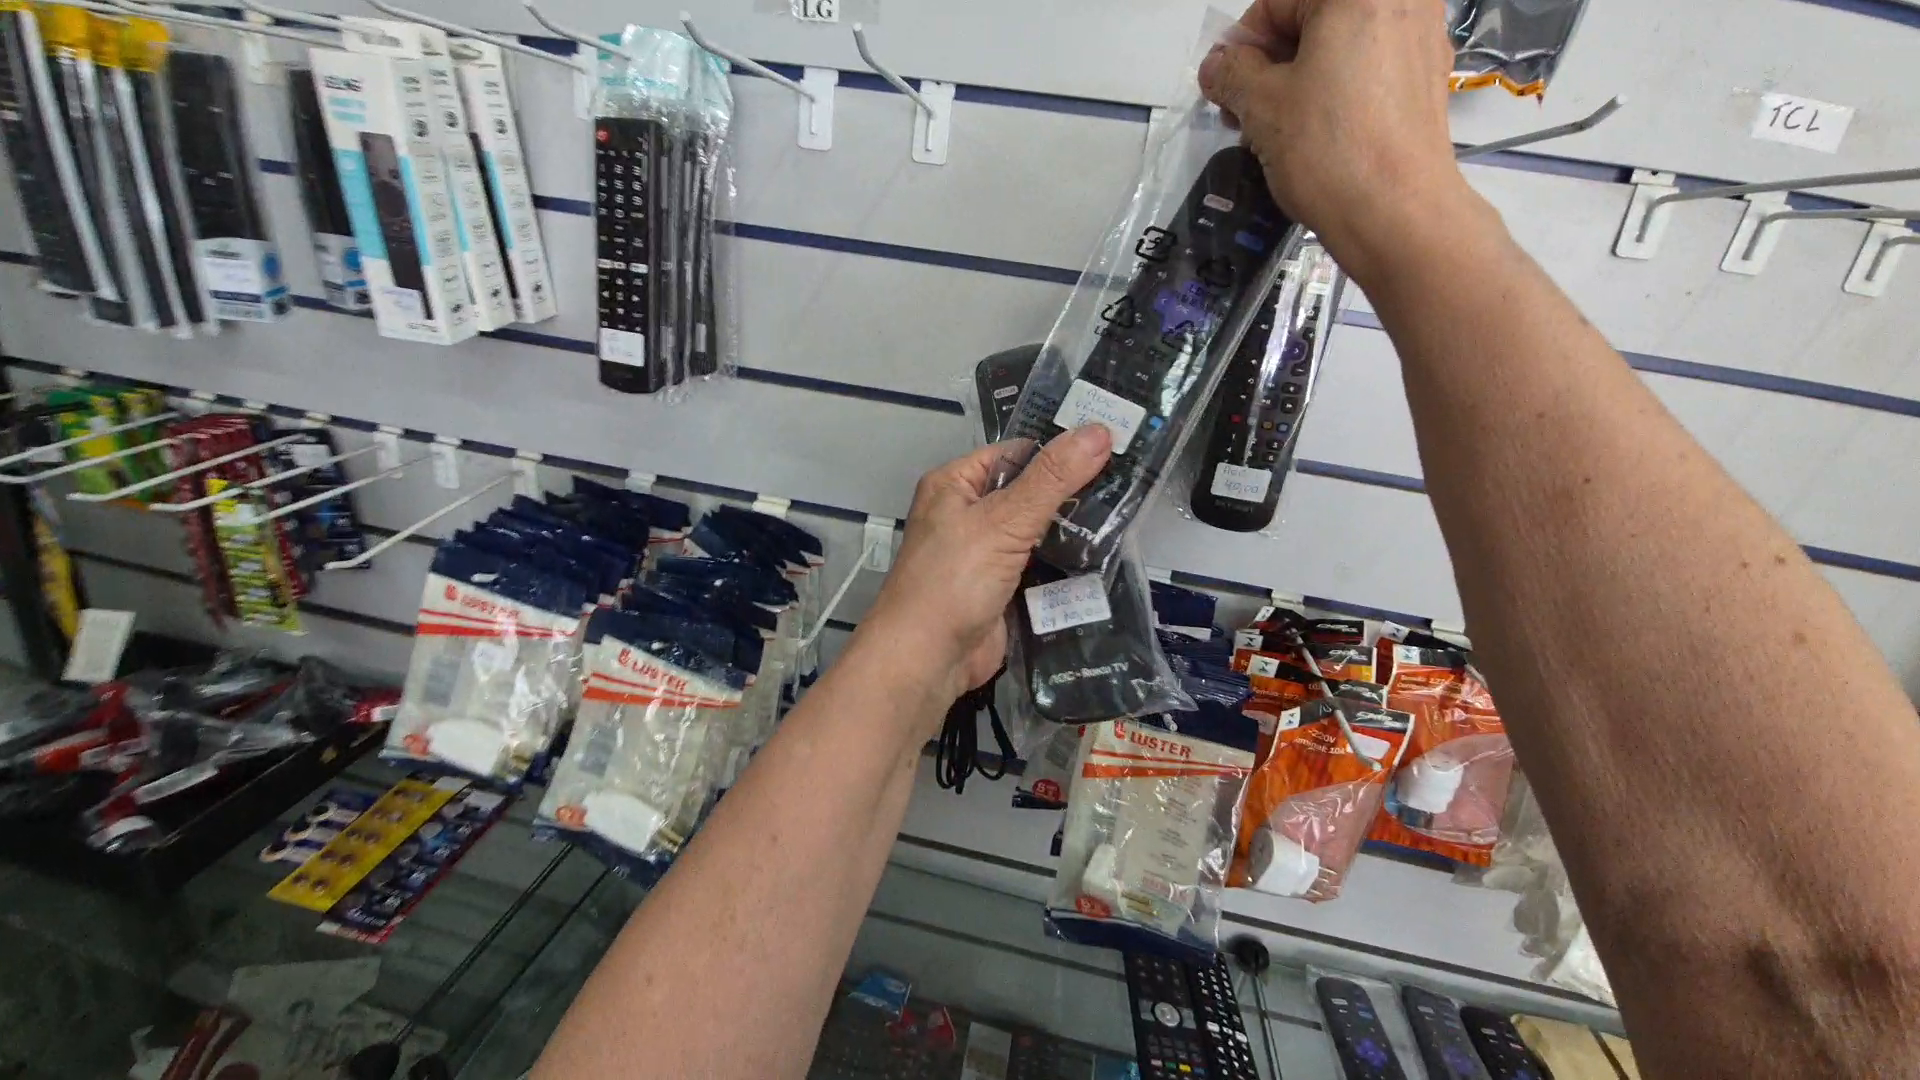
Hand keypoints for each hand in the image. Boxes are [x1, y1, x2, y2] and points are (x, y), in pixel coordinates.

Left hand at [860, 426, 1113, 705]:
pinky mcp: (1003, 589)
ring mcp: (986, 555)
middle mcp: (968, 514)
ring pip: (1039, 532)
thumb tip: (1099, 430)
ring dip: (1075, 529)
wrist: (927, 660)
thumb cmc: (954, 579)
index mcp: (955, 485)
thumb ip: (1053, 479)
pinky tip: (1108, 554)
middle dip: (1073, 491)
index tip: (1113, 444)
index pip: (1016, 453)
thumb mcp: (1003, 520)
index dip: (1060, 448)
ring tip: (1131, 512)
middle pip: (1030, 492)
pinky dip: (1068, 563)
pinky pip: (1042, 566)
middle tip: (1132, 479)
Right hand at [1198, 0, 1471, 284]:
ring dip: (1298, 79)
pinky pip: (1367, 68)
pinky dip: (1334, 91)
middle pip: (1313, 17)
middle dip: (1271, 62)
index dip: (1241, 45)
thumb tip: (1216, 65)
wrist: (1395, 213)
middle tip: (1244, 112)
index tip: (1224, 89)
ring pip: (1339, 44)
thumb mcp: (1261, 107)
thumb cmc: (1327, 150)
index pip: (1277, 0)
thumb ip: (1231, 74)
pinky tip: (1314, 135)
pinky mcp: (1427, 78)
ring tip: (1274, 131)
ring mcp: (1421, 37)